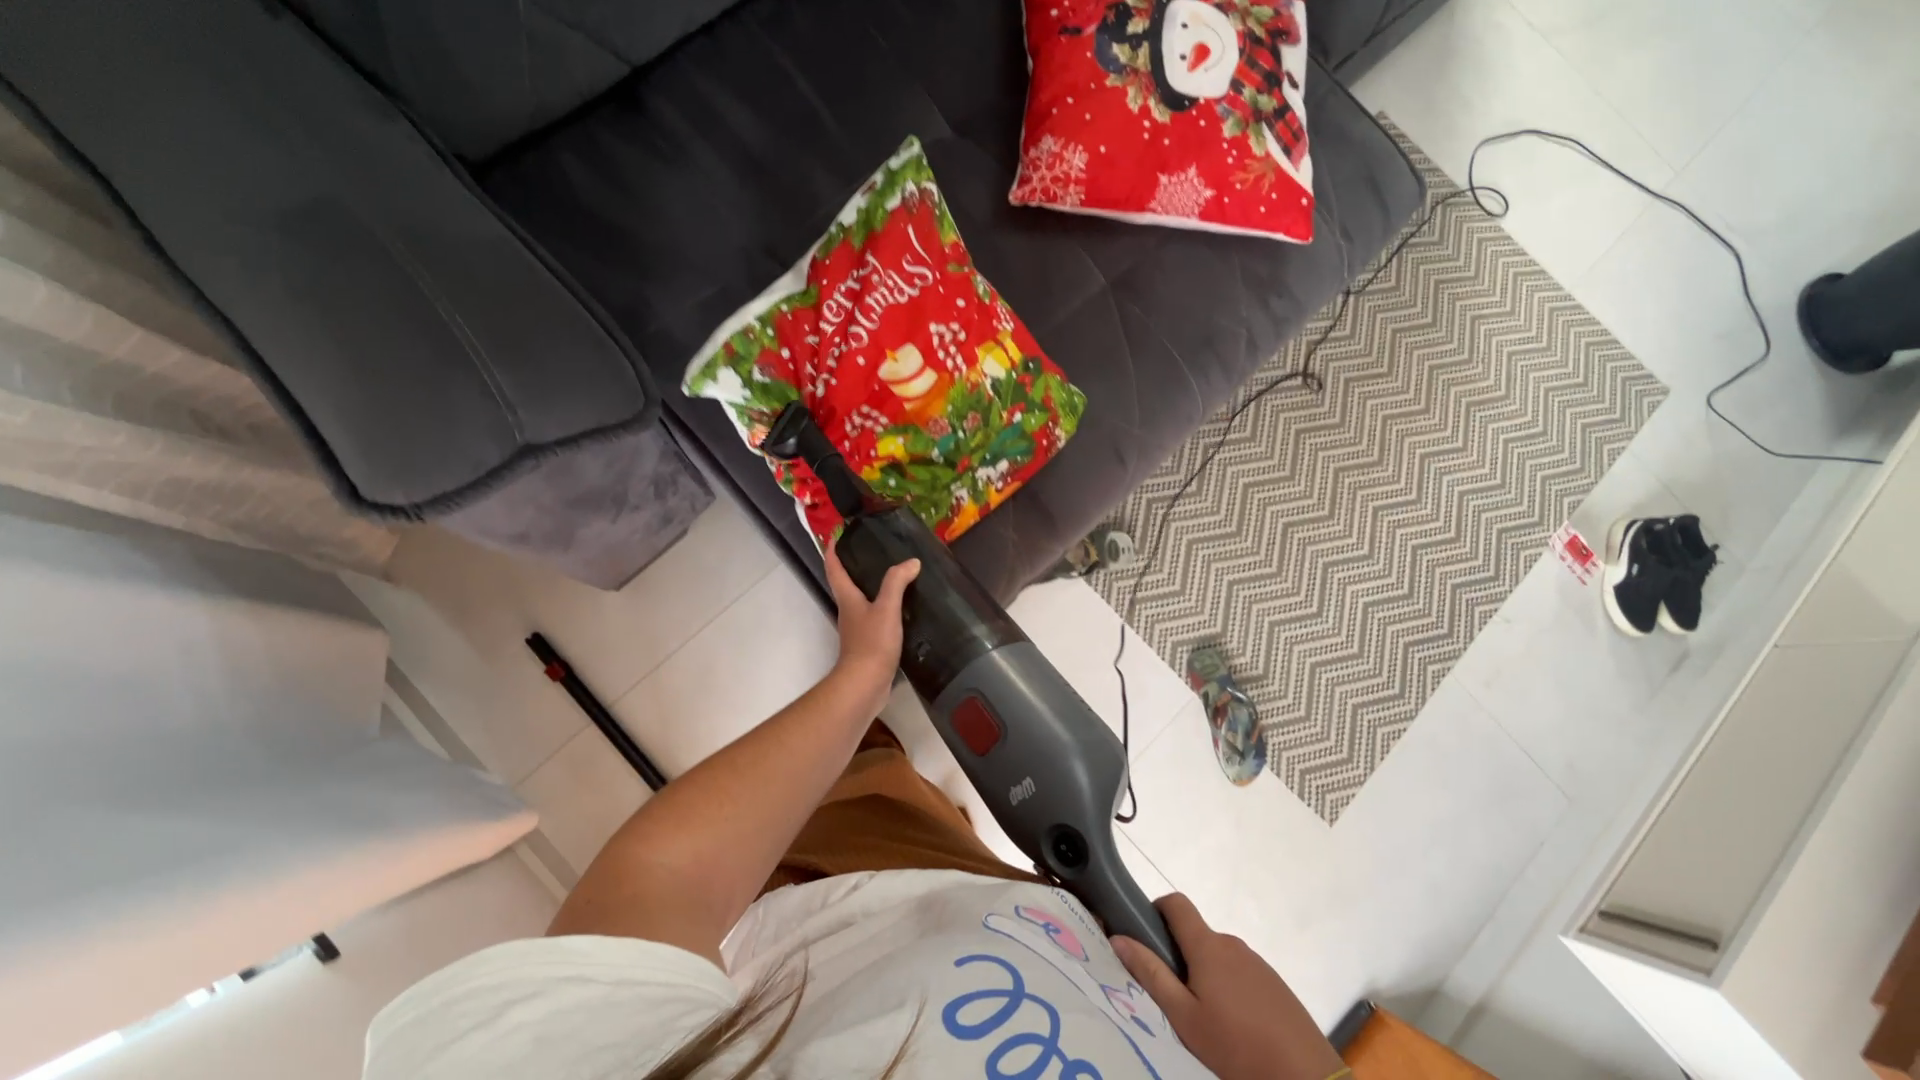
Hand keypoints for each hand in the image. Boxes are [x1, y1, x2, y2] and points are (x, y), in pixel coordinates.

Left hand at [824, 538, 919, 714]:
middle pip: (846, 585)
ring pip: (861, 602)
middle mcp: (848, 612)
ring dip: (872, 589)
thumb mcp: (886, 608)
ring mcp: (857, 630)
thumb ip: (897, 582)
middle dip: (854, 567)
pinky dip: (885, 609)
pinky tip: (902, 610)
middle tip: (874, 551)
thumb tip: (911, 562)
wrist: (865, 685)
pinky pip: (875, 619)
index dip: (833, 551)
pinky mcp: (868, 645)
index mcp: (847, 599)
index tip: (836, 535)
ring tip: (894, 577)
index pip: (835, 569)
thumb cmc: (872, 643)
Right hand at [1113, 894, 1345, 1079]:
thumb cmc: (1235, 1046)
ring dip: (1202, 975)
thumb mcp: (1184, 1016)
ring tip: (1201, 1021)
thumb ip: (1151, 974)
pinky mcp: (1274, 984)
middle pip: (1195, 934)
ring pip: (1217, 957)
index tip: (1144, 939)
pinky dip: (1226, 989)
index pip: (1176, 903)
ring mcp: (1257, 964)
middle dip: (1177, 956)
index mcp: (1208, 946)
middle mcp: (1232, 945)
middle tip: (1169, 998)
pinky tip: (1231, 1028)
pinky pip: (1239, 974)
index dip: (1155, 910)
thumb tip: (1118, 937)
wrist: (1304, 1076)